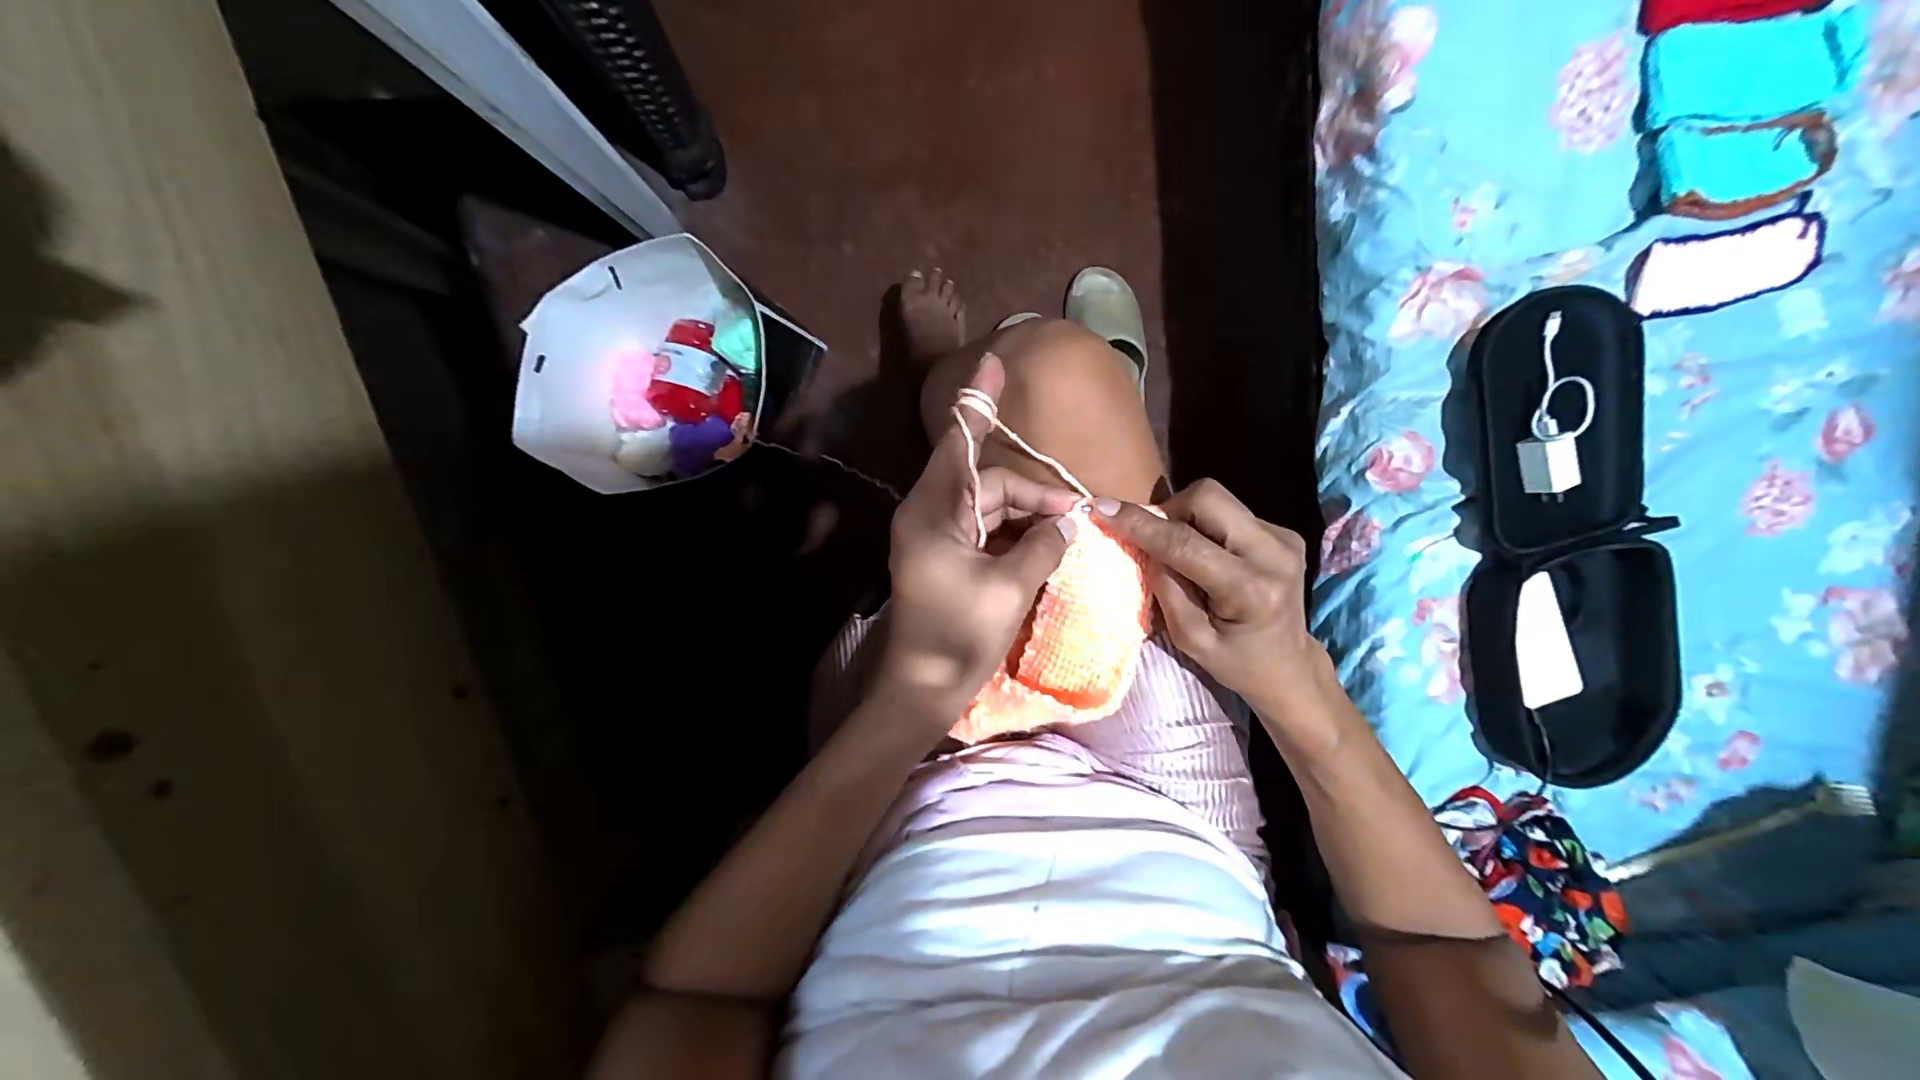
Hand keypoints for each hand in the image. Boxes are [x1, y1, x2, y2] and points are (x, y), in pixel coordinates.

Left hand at [875, 353, 1081, 731]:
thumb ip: (1042, 547)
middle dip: (1032, 492)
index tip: (992, 362)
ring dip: (1025, 513)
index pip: (960, 443)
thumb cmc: (958, 638)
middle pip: (987, 480)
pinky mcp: (942, 555)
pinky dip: (1012, 532)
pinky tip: (1042, 543)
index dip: (979, 403)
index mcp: (934, 511)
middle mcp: (928, 513)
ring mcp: (934, 535)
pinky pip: (982, 528)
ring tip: (1064, 530)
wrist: (920, 690)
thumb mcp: (1009, 589)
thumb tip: (1069, 523)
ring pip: (987, 505)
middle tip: (1074, 516)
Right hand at [1095, 480, 1348, 753]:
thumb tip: (1139, 544)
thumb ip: (1164, 588)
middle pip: (1208, 498)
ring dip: (1186, 517)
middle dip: (1169, 509)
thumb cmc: (1235, 661)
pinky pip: (1230, 512)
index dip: (1140, 523)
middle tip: (1153, 537)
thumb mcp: (1190, 639)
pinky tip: (1208, 554)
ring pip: (1218, 499)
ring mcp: (1284, 538)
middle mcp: (1275, 554)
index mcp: (1250, 590)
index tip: (1102, 509)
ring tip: (1179, 549)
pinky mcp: (1285, 532)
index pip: (1184, 543)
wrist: (1290, 666)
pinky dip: (1206, 526)